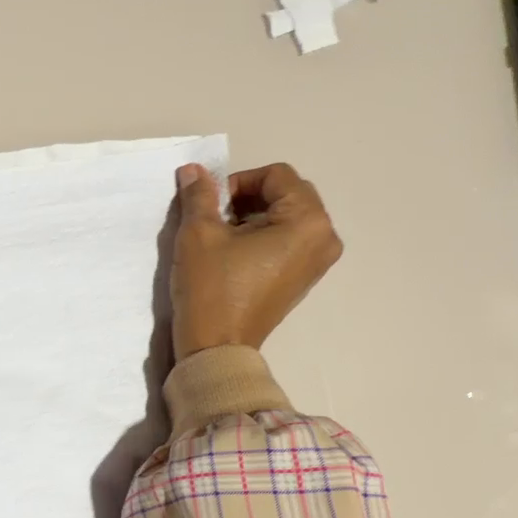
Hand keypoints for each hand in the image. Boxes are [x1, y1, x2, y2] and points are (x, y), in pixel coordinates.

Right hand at [170, 162, 342, 360]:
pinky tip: (233, 257)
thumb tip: (193, 170)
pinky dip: (262, 238)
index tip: (210, 205)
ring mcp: (318, 261)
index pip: (277, 176)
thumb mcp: (198, 235)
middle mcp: (324, 237)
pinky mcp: (303, 278)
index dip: (238, 182)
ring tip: (221, 239)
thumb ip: (200, 196)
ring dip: (253, 218)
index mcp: (308, 221)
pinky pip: (288, 242)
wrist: (215, 348)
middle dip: (248, 199)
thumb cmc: (210, 289)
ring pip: (287, 219)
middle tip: (214, 219)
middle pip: (287, 195)